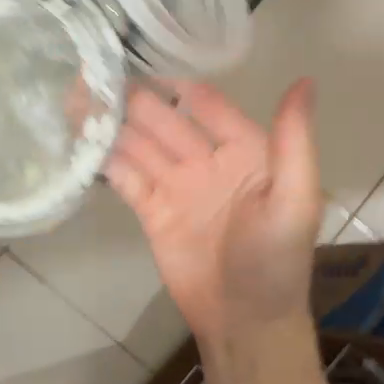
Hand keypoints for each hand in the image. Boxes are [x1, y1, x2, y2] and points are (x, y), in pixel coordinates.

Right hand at [106, 79, 322, 339]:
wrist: (244, 318)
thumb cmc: (275, 260)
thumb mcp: (294, 199)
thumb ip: (293, 142)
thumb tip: (303, 80)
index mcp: (245, 152)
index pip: (208, 107)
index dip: (179, 86)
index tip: (145, 65)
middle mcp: (207, 162)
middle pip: (166, 123)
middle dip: (136, 103)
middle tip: (96, 80)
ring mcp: (177, 187)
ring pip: (141, 148)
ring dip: (113, 128)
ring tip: (79, 105)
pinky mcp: (152, 212)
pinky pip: (128, 180)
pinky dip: (107, 163)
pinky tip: (82, 145)